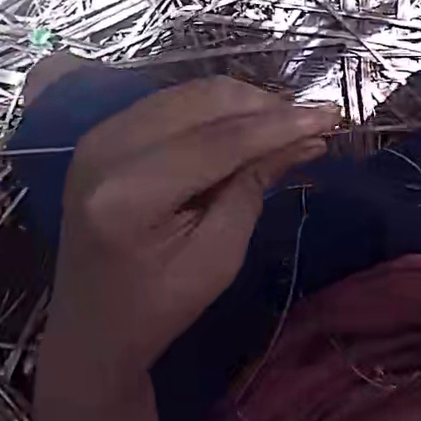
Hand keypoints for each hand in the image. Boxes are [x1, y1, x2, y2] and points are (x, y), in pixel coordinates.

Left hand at [47, 77, 338, 377]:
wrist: (90, 327)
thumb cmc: (158, 307)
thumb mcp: (218, 257)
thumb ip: (255, 186)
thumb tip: (305, 136)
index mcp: (127, 195)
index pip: (217, 142)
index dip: (278, 125)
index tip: (330, 115)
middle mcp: (105, 150)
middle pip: (203, 103)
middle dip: (264, 106)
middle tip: (311, 119)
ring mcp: (99, 135)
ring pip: (191, 93)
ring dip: (243, 102)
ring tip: (284, 122)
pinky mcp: (104, 131)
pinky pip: (173, 100)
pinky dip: (216, 107)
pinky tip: (246, 124)